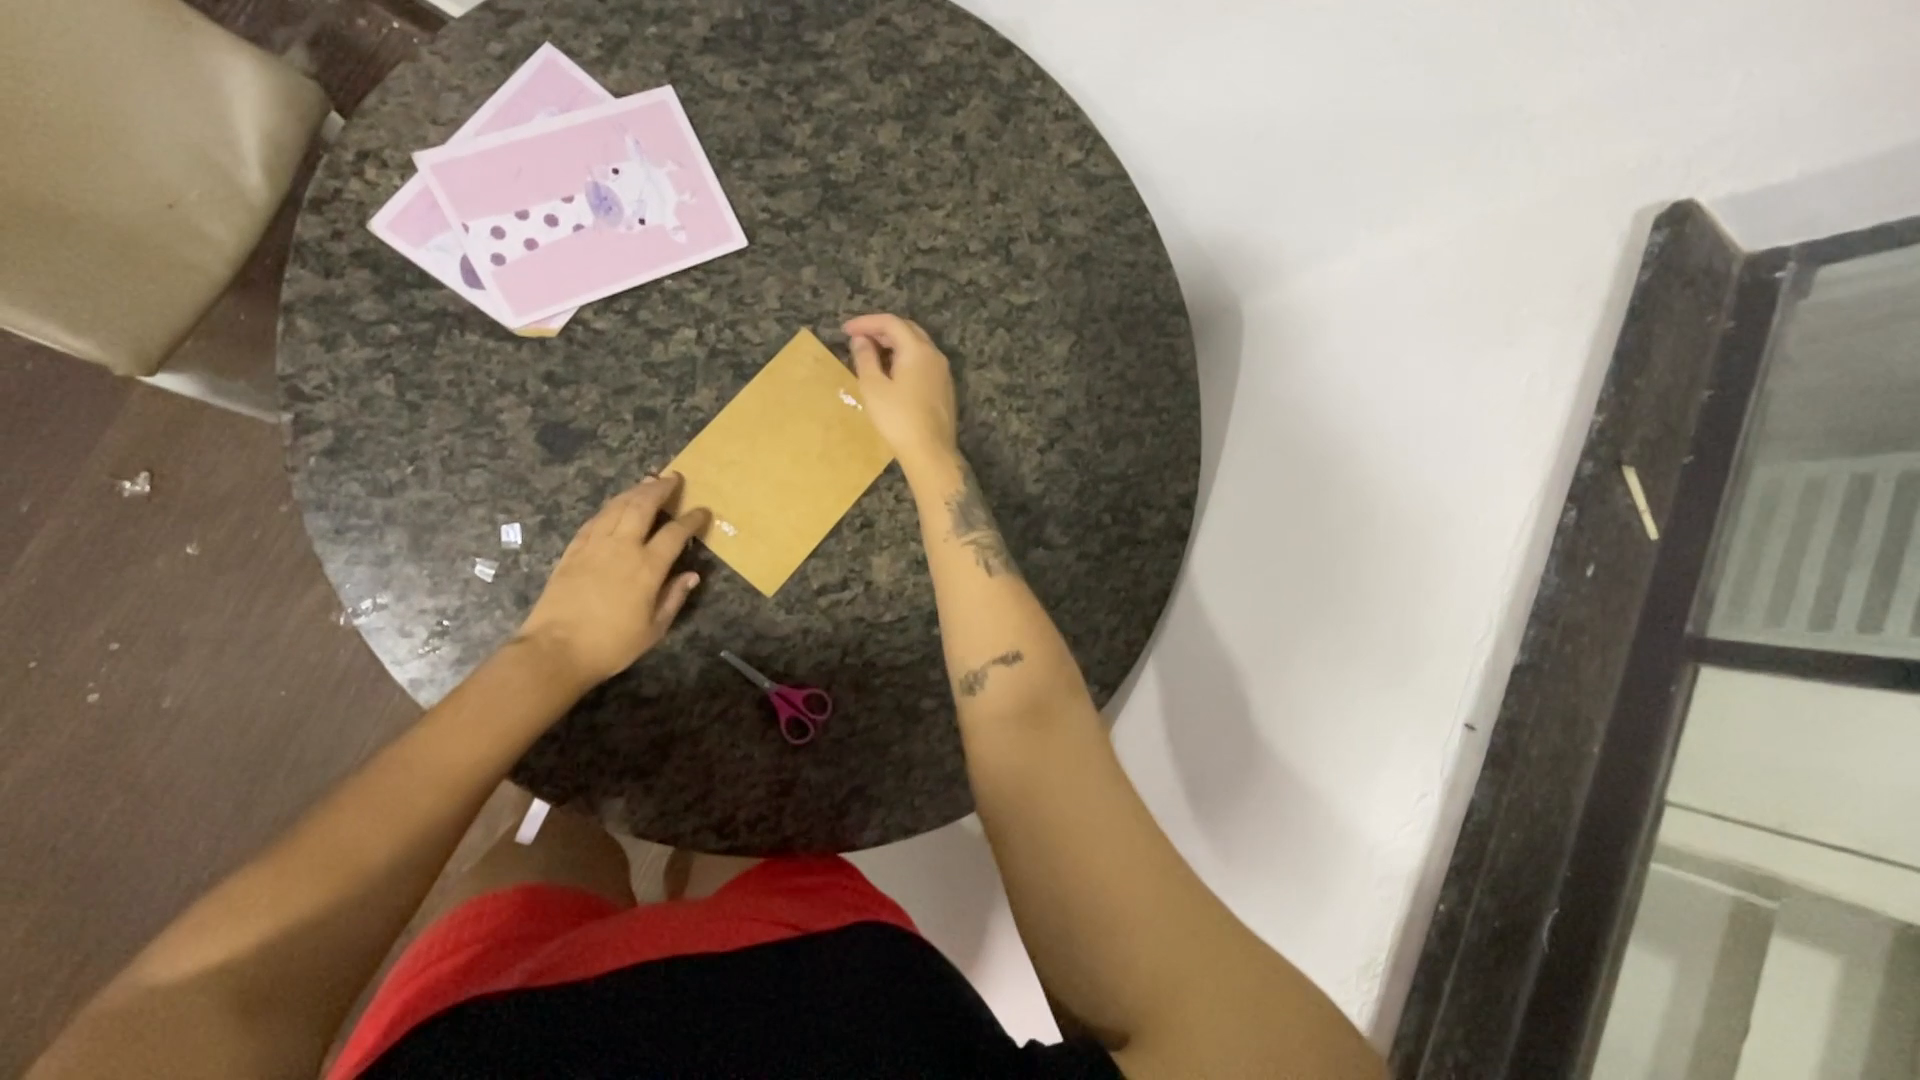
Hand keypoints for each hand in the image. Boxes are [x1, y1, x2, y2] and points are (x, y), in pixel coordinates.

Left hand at [515, 474, 711, 690]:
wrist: (556, 650)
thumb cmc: (611, 645)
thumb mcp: (653, 629)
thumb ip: (673, 598)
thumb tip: (691, 575)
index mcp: (647, 567)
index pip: (675, 533)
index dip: (692, 519)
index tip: (702, 512)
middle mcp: (622, 547)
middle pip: (642, 505)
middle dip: (660, 489)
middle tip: (673, 478)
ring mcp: (593, 546)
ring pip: (616, 507)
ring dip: (634, 491)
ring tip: (647, 481)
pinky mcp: (572, 551)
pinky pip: (594, 521)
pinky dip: (609, 508)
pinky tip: (615, 506)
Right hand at [845, 314, 957, 471]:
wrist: (930, 451)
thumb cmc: (897, 419)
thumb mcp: (873, 387)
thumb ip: (865, 358)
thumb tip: (861, 339)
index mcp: (917, 350)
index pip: (891, 322)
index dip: (866, 322)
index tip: (846, 329)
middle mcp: (934, 354)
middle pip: (907, 330)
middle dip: (881, 330)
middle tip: (858, 338)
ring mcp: (942, 371)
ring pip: (917, 346)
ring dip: (893, 344)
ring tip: (871, 354)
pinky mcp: (944, 387)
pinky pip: (922, 361)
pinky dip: (904, 358)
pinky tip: (890, 372)